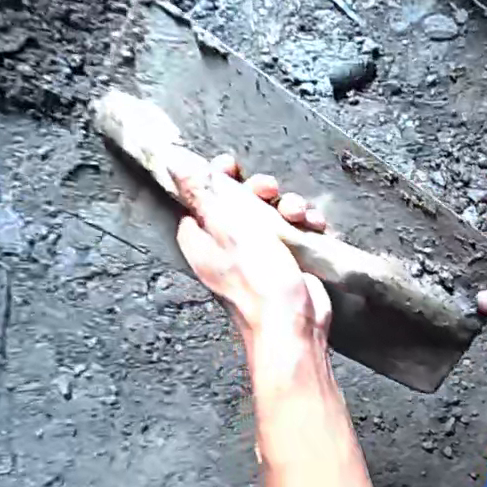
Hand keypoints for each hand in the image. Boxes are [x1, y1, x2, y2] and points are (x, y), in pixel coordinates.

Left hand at [164, 150, 331, 347]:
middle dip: (261, 191)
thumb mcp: (228, 229)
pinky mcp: (288, 262)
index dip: (215, 177)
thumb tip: (172, 161)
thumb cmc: (258, 284)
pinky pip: (297, 232)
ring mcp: (260, 255)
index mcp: (203, 238)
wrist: (293, 325)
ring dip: (290, 207)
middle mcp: (228, 246)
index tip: (233, 165)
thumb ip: (202, 193)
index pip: (201, 197)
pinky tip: (314, 226)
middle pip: (240, 201)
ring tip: (299, 215)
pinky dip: (306, 225)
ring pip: (273, 214)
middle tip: (271, 191)